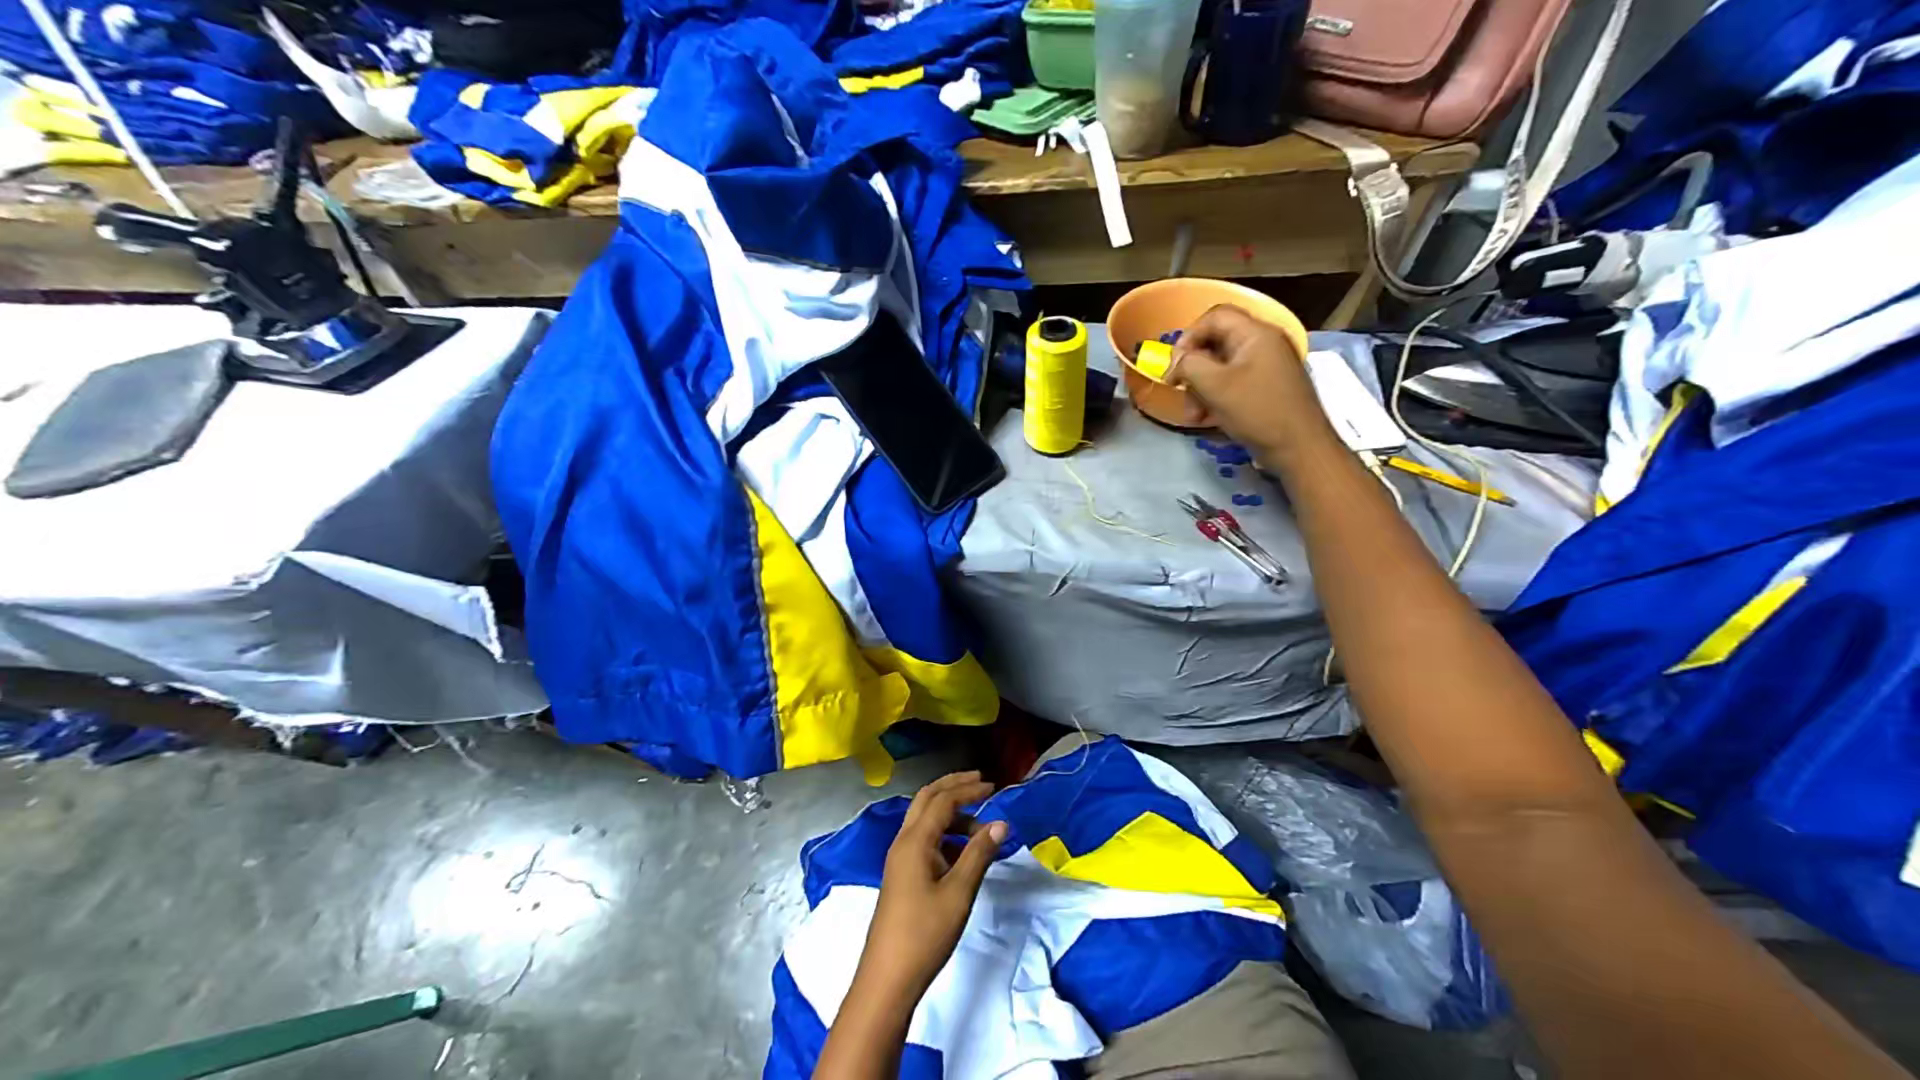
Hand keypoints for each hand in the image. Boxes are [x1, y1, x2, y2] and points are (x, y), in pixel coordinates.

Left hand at [854, 772, 1006, 1003]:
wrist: (888, 976)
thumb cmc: (926, 932)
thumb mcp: (959, 892)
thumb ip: (979, 854)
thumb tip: (1000, 822)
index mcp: (915, 840)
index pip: (942, 800)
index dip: (967, 789)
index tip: (993, 786)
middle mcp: (903, 841)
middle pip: (927, 799)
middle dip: (953, 787)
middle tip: (980, 782)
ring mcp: (900, 858)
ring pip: (925, 820)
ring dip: (951, 814)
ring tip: (981, 830)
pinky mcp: (902, 874)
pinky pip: (924, 839)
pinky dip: (945, 834)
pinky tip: (963, 852)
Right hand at [1169, 304, 1341, 469]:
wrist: (1299, 448)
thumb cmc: (1258, 412)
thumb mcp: (1215, 386)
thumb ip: (1189, 365)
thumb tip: (1178, 362)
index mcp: (1256, 334)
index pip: (1214, 317)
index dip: (1188, 336)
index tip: (1174, 366)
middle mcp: (1264, 343)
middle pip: (1216, 343)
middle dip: (1193, 369)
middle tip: (1182, 393)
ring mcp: (1267, 366)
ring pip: (1221, 367)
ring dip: (1201, 388)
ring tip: (1195, 415)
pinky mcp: (1267, 387)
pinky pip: (1233, 383)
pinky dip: (1216, 397)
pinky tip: (1208, 419)